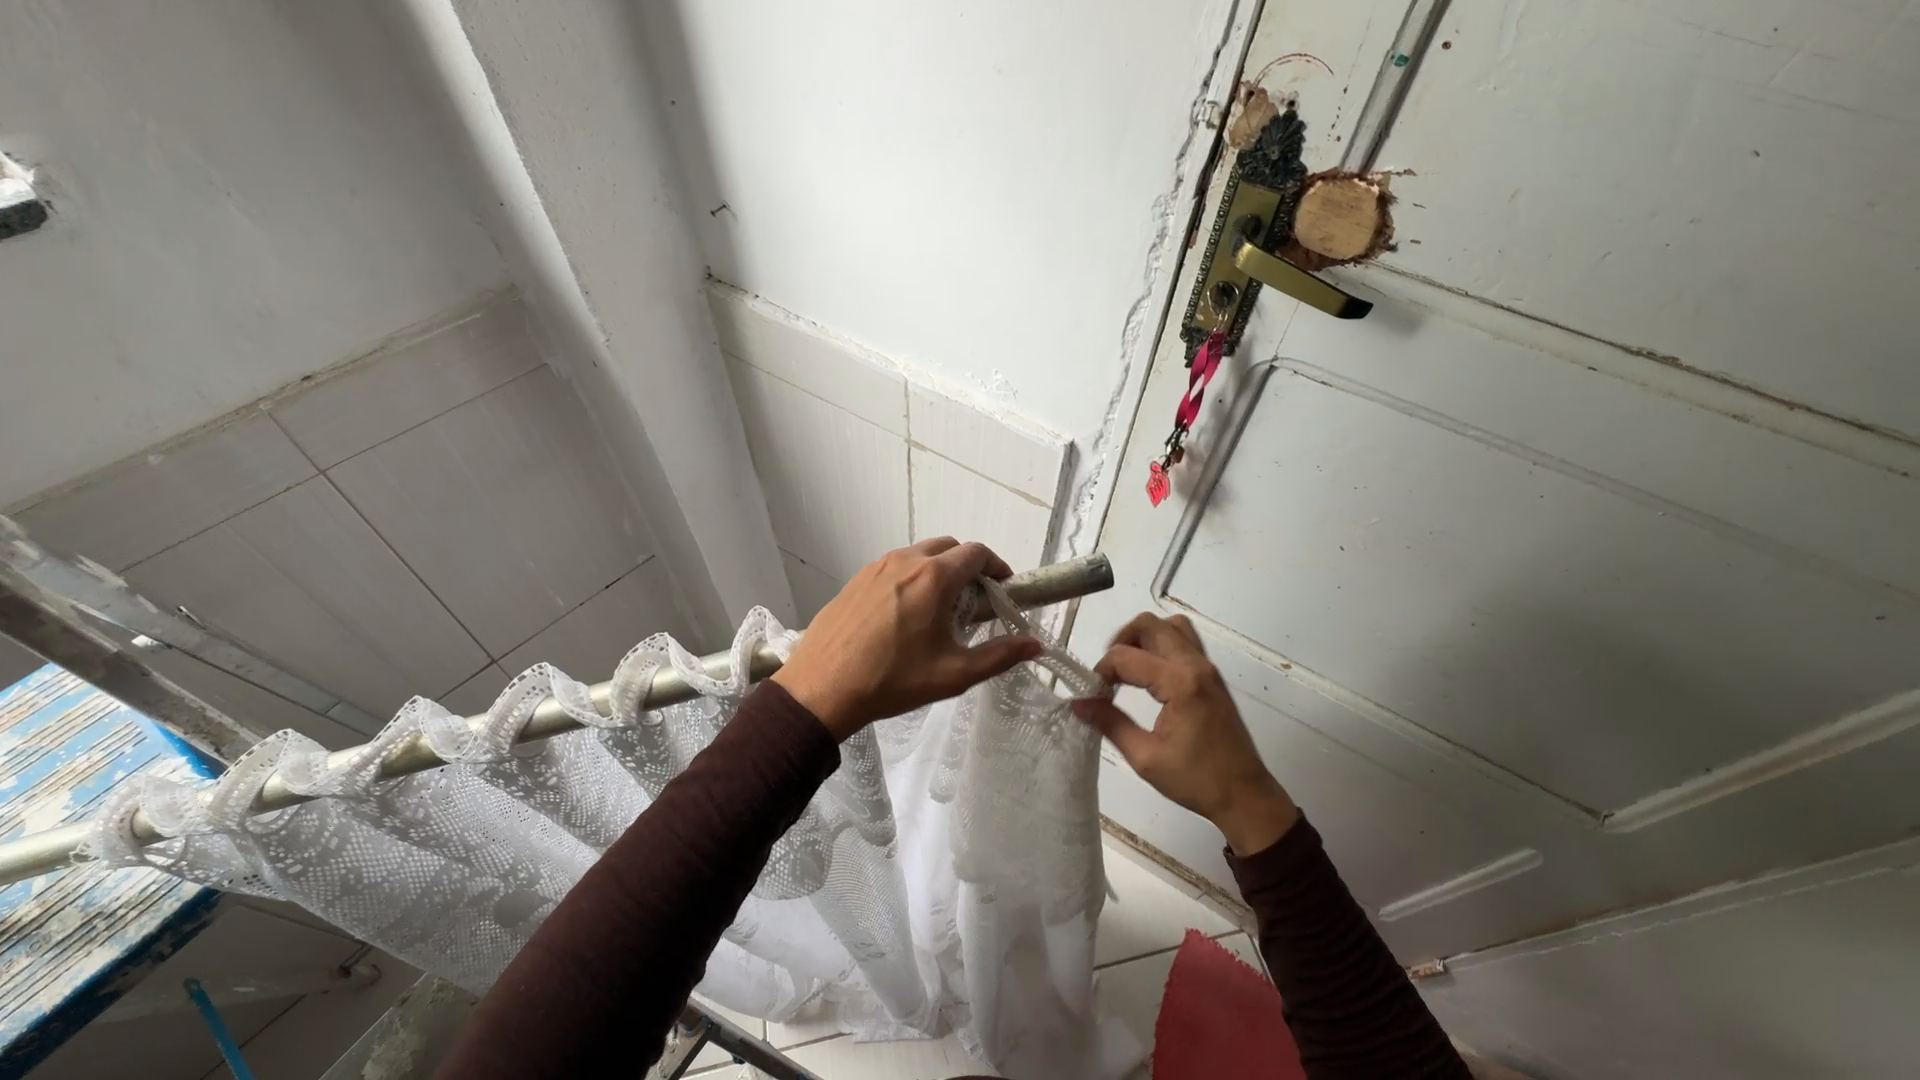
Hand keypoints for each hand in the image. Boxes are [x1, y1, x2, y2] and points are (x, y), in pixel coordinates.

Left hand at [771, 538, 1044, 740]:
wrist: (822, 688)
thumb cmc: (893, 681)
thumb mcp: (954, 674)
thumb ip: (1000, 656)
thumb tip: (1037, 645)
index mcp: (934, 577)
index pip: (977, 553)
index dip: (997, 568)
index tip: (1003, 591)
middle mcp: (905, 561)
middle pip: (949, 548)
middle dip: (968, 568)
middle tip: (974, 603)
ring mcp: (876, 567)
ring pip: (918, 555)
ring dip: (938, 572)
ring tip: (940, 611)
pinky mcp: (855, 580)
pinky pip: (893, 568)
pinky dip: (911, 579)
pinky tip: (905, 616)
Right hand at [1072, 613, 1299, 855]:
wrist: (1245, 795)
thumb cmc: (1196, 780)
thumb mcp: (1145, 757)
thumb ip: (1110, 723)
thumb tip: (1077, 704)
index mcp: (1180, 683)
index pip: (1126, 657)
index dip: (1101, 672)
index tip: (1092, 696)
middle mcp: (1195, 666)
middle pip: (1149, 625)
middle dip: (1120, 642)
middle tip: (1109, 675)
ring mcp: (1207, 668)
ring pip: (1171, 626)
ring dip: (1144, 638)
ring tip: (1129, 669)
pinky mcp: (1212, 676)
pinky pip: (1185, 642)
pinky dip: (1162, 646)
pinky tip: (1150, 677)